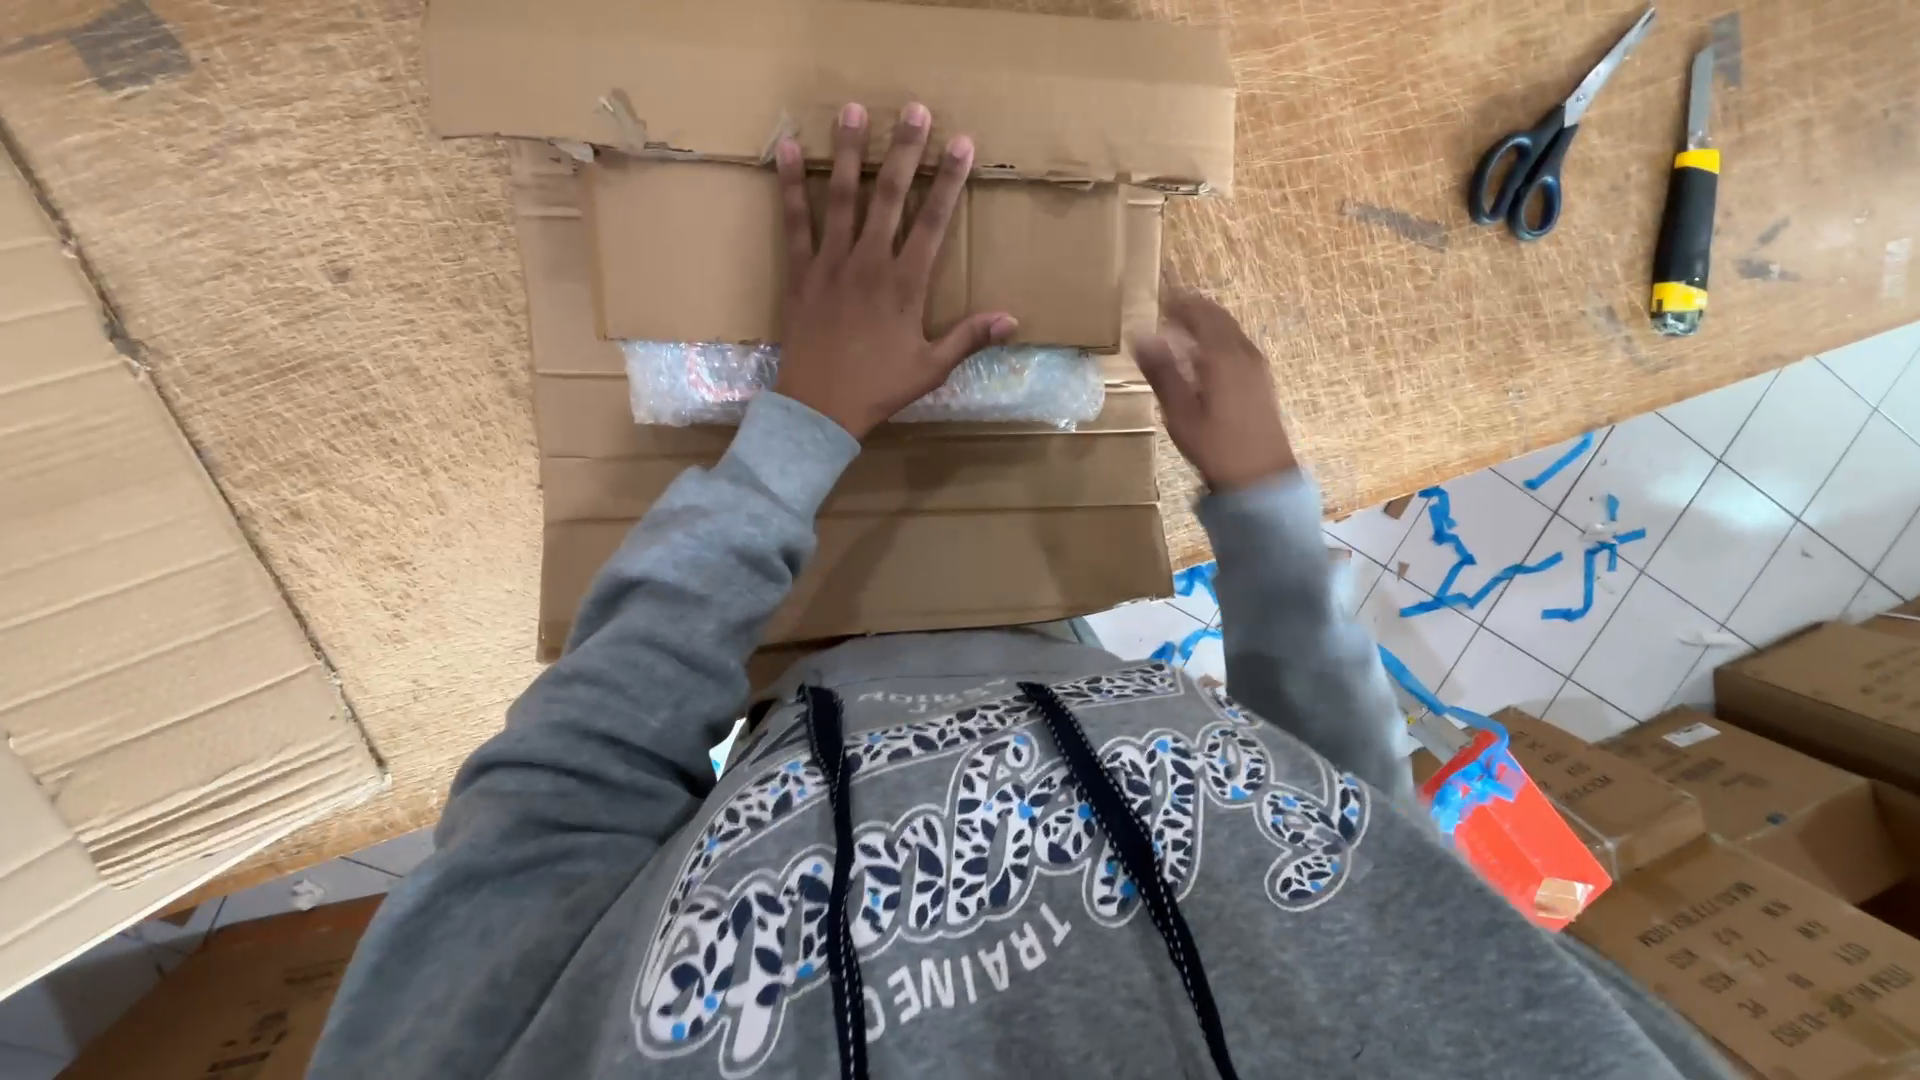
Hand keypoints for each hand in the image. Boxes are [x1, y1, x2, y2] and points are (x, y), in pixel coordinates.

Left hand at [773, 102, 1016, 438]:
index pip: (933, 222)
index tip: (961, 144)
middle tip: (914, 109)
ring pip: (842, 199)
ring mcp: (831, 265)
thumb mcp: (931, 369)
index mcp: (905, 285)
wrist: (820, 408)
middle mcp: (870, 264)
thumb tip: (1013, 320)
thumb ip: (969, 338)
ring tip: (854, 110)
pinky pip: (795, 223)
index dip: (949, 181)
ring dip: (850, 153)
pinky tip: (789, 149)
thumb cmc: (879, 389)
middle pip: (889, 197)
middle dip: (904, 150)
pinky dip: (791, 186)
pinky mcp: (801, 273)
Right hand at [1134, 292, 1296, 492]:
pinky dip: (1217, 340)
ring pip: (1230, 332)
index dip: (1180, 303)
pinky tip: (1204, 357)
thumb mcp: (1180, 412)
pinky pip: (1237, 347)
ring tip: (1181, 328)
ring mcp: (1257, 368)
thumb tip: (1141, 337)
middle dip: (1194, 310)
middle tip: (1169, 308)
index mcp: (1224, 356)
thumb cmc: (1215, 446)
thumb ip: (1162, 372)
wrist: (1260, 476)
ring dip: (1206, 324)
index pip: (1201, 314)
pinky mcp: (1261, 382)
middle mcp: (1244, 354)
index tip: (1160, 298)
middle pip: (1219, 319)